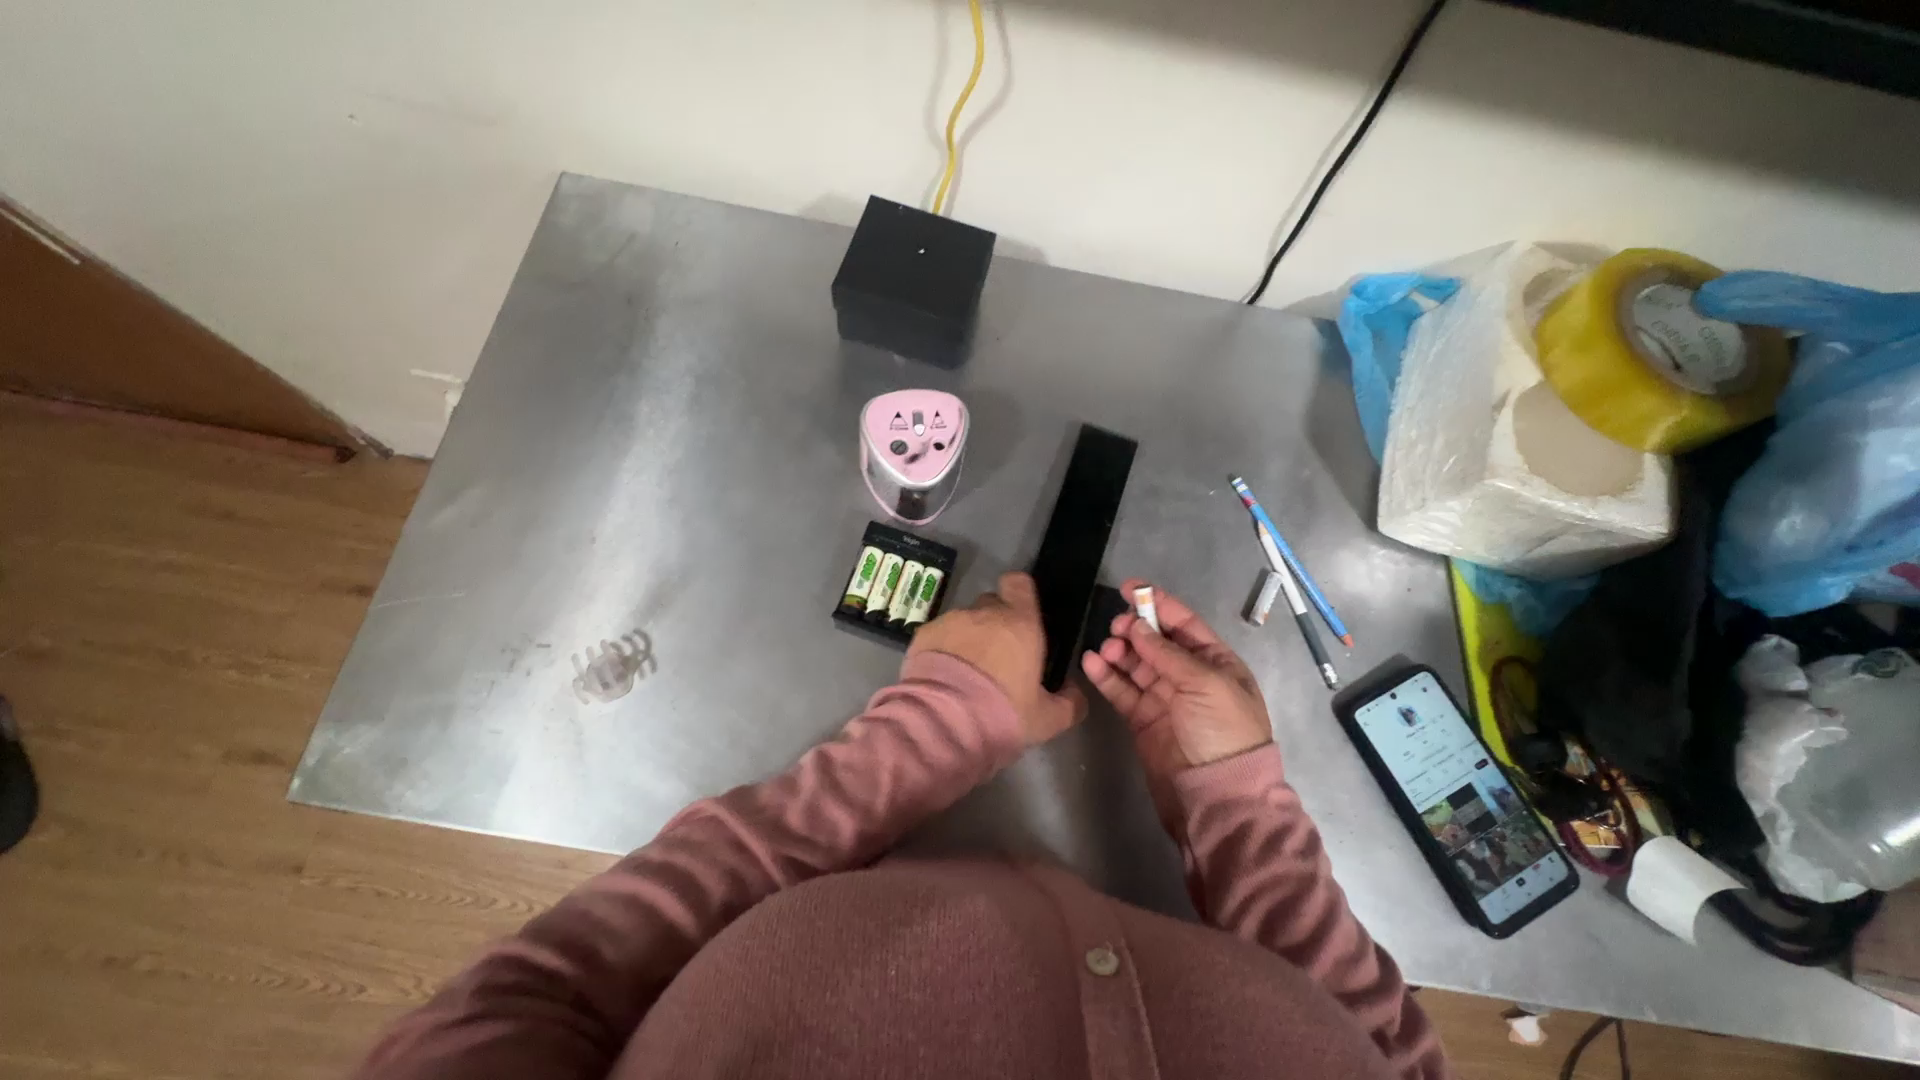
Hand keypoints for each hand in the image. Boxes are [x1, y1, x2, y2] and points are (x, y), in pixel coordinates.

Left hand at [907, 572, 1087, 745]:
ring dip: (968, 639)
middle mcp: (984, 613)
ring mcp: (950, 621)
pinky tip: (944, 679)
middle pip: (992, 604)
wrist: (943, 724)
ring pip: (964, 621)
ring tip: (967, 675)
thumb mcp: (1047, 720)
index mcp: (1020, 623)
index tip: (1023, 618)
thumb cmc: (1003, 715)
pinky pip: (938, 635)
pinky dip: (943, 650)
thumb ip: (1070, 704)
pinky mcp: (922, 636)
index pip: (1019, 584)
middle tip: (998, 657)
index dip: (1020, 596)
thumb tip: (1076, 692)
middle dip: (996, 624)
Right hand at [1080, 579, 1271, 780]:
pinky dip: (1106, 676)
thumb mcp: (1206, 684)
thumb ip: (1169, 654)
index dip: (1158, 603)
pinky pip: (1122, 690)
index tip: (1129, 588)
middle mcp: (1190, 676)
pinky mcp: (1142, 719)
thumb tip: (1137, 628)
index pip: (1184, 624)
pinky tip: (1092, 664)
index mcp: (1216, 662)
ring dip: (1118, 652)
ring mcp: (1165, 698)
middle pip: (1155, 642)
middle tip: (1115, 627)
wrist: (1216, 792)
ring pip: (1135, 664)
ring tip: (1105, 650)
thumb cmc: (1223, 731)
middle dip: (1133, 630)